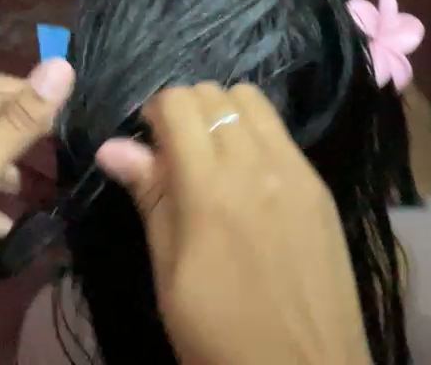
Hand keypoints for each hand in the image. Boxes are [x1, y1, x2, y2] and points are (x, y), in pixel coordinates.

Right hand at [95, 83, 371, 364]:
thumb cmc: (222, 337)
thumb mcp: (171, 277)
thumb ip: (151, 198)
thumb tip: (112, 146)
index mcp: (210, 187)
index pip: (178, 102)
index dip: (154, 112)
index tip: (147, 142)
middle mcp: (256, 162)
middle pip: (213, 93)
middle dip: (186, 108)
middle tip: (175, 150)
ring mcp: (294, 169)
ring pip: (251, 98)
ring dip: (223, 111)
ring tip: (212, 153)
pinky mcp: (318, 183)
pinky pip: (281, 129)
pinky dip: (256, 130)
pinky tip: (249, 172)